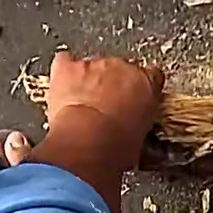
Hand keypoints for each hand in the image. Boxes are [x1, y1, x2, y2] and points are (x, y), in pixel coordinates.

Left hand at [40, 53, 163, 172]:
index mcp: (146, 85)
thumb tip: (129, 140)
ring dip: (86, 84)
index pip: (150, 77)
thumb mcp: (137, 144)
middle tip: (103, 113)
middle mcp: (122, 68)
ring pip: (90, 68)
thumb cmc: (115, 148)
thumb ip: (136, 129)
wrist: (88, 144)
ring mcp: (94, 66)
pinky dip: (63, 76)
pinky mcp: (68, 69)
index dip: (139, 91)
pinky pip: (64, 63)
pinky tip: (62, 91)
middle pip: (118, 70)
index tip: (133, 102)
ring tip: (80, 110)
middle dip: (111, 88)